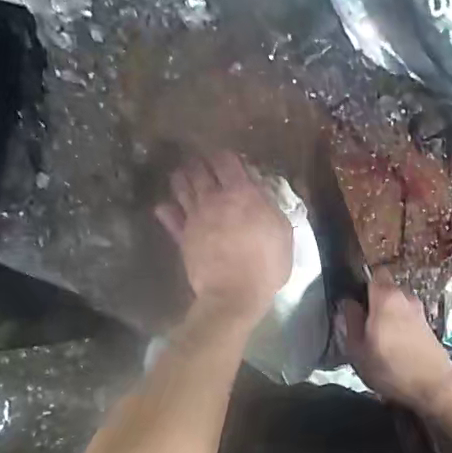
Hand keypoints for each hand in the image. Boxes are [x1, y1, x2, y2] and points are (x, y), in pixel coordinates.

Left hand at [156, 152, 292, 326]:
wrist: (234, 294)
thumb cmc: (266, 264)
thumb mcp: (283, 233)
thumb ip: (270, 209)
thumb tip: (261, 195)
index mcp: (242, 194)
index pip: (226, 161)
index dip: (227, 158)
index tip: (231, 163)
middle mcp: (213, 199)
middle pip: (198, 169)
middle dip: (201, 164)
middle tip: (206, 168)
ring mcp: (194, 217)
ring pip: (180, 186)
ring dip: (183, 179)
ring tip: (187, 180)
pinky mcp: (182, 236)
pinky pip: (169, 216)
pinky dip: (168, 209)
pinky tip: (169, 208)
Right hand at [339, 270, 451, 419]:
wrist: (435, 386)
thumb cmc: (391, 368)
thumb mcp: (358, 349)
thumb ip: (351, 321)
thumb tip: (349, 303)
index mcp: (386, 297)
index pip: (372, 273)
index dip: (360, 283)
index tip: (352, 300)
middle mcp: (406, 297)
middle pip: (384, 290)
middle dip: (372, 302)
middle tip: (361, 324)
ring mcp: (419, 311)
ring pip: (396, 306)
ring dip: (386, 316)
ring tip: (376, 339)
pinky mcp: (428, 326)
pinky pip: (406, 318)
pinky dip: (398, 327)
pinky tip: (393, 347)